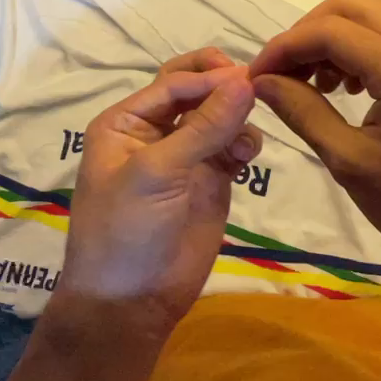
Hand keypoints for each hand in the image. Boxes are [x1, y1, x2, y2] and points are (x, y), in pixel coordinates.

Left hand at [50, 50, 262, 340]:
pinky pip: (233, 147)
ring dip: (237, 117)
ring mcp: (186, 157)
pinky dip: (245, 144)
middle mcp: (155, 132)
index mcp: (126, 123)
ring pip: (220, 117)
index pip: (173, 84)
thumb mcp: (157, 173)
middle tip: (254, 86)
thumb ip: (203, 127)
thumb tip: (245, 81)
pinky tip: (247, 157)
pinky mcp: (212, 181)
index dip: (208, 79)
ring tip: (246, 139)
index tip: (246, 80)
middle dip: (223, 85)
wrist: (132, 301)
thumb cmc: (127, 230)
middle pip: (194, 90)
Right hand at [247, 0, 380, 275]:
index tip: (256, 76)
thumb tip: (261, 80)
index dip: (285, 47)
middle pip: (352, 5)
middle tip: (282, 74)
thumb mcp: (348, 162)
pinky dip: (354, 47)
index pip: (332, 32)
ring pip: (370, 14)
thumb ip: (303, 112)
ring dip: (330, 37)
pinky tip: (340, 86)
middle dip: (307, 33)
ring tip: (309, 84)